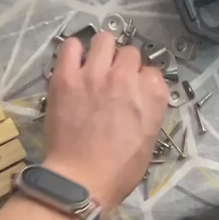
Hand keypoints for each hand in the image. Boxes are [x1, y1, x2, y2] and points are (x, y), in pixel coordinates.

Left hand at [42, 31, 167, 216]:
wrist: (82, 179)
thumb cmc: (121, 169)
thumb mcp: (150, 137)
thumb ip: (149, 107)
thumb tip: (138, 95)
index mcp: (152, 95)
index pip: (152, 71)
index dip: (141, 81)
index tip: (133, 91)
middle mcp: (126, 77)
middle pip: (130, 52)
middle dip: (123, 64)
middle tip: (113, 80)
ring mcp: (95, 74)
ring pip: (104, 40)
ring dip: (102, 51)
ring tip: (95, 65)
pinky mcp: (66, 77)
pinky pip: (71, 46)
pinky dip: (74, 52)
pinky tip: (74, 64)